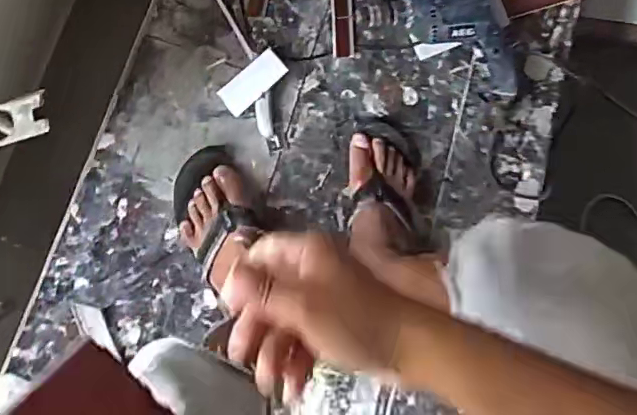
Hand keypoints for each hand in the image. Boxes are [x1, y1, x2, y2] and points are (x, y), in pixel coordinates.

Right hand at [218, 232, 419, 400]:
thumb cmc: (355, 318)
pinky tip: (293, 385)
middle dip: (255, 326)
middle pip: (269, 291)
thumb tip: (229, 277)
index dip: (243, 278)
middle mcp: (312, 269)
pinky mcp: (334, 324)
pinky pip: (303, 337)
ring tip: (271, 382)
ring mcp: (324, 297)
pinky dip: (295, 360)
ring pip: (285, 319)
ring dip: (274, 351)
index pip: (263, 252)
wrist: (407, 347)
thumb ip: (264, 291)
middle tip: (241, 355)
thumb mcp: (304, 306)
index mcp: (306, 253)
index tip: (229, 309)